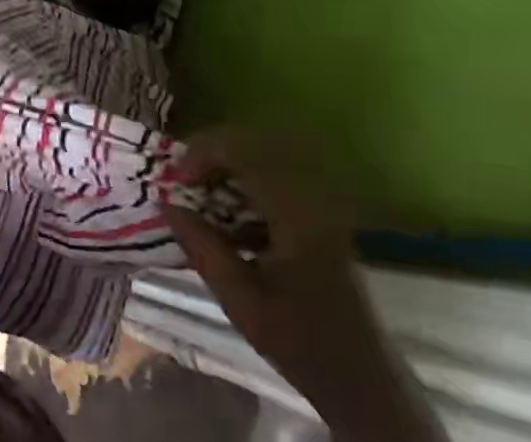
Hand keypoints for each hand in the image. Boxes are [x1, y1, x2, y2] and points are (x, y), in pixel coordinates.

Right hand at [163, 128, 441, 441]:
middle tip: (180, 180)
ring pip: (261, 164)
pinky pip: (271, 185)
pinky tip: (223, 220)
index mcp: (296, 213)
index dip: (203, 152)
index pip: (244, 152)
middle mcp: (311, 199)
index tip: (175, 179)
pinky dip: (240, 190)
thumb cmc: (301, 342)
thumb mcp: (240, 299)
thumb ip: (201, 245)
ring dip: (223, 172)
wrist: (364, 383)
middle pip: (253, 148)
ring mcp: (318, 208)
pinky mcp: (316, 221)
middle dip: (209, 156)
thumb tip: (166, 202)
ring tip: (194, 197)